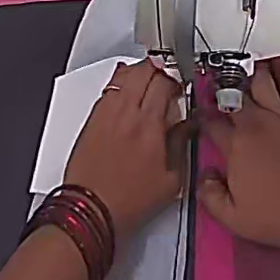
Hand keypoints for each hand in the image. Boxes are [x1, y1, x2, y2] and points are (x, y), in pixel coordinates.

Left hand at [62, 59, 182, 238]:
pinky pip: (109, 88)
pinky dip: (121, 83)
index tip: (181, 86)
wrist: (91, 209)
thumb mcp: (171, 180)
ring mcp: (107, 113)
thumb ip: (181, 144)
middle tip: (167, 79)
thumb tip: (188, 125)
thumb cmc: (127, 200)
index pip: (165, 83)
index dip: (176, 79)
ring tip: (148, 80)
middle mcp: (127, 113)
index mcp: (149, 126)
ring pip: (125, 75)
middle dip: (160, 70)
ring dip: (139, 73)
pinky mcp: (93, 118)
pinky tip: (128, 92)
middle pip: (144, 72)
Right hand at [198, 58, 279, 254]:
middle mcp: (256, 126)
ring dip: (247, 74)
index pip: (211, 122)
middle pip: (232, 97)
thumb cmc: (278, 217)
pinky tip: (278, 63)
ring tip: (239, 66)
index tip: (199, 115)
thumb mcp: (232, 217)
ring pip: (260, 84)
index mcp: (235, 146)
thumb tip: (204, 176)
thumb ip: (209, 194)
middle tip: (214, 84)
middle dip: (220, 89)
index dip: (202, 116)